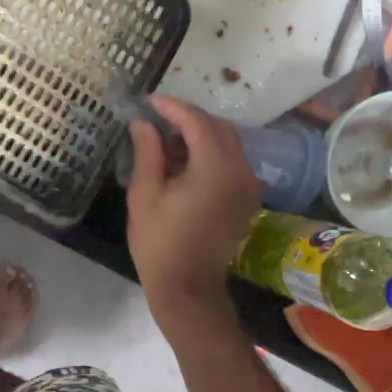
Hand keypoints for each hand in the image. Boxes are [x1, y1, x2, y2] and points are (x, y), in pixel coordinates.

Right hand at [126, 96, 258, 319]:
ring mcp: (248, 185)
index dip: (172, 107)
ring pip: (228, 142)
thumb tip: (143, 123)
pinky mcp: (246, 198)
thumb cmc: (159, 244)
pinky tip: (182, 162)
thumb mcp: (144, 195)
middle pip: (218, 127)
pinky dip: (209, 153)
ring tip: (165, 141)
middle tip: (155, 120)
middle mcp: (240, 171)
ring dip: (199, 135)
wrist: (188, 288)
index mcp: (215, 169)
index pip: (197, 122)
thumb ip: (147, 152)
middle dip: (187, 118)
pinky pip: (231, 161)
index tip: (148, 102)